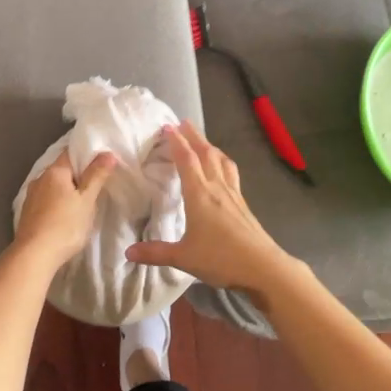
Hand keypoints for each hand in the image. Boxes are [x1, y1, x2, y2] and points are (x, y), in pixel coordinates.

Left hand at [12, 151, 115, 266]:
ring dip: (66, 190)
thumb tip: (107, 153)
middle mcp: (39, 178)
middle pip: (61, 170)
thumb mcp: (87, 200)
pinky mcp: (27, 212)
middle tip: (95, 185)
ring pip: (53, 186)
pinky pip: (45, 200)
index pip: (71, 153)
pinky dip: (56, 202)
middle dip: (77, 175)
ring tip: (81, 202)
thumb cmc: (65, 225)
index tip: (101, 162)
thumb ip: (96, 176)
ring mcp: (31, 196)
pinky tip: (63, 214)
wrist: (34, 255)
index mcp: (54, 171)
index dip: (87, 155)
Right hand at [126, 123, 301, 296]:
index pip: (187, 160)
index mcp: (200, 194)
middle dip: (194, 136)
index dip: (176, 142)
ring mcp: (233, 195)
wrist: (263, 268)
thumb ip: (155, 253)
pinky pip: (231, 174)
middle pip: (206, 153)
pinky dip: (223, 163)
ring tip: (202, 141)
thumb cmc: (221, 258)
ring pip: (221, 161)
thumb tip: (127, 252)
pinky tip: (222, 170)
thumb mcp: (183, 257)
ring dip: (210, 147)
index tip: (167, 126)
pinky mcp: (243, 204)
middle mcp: (217, 188)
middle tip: (184, 123)